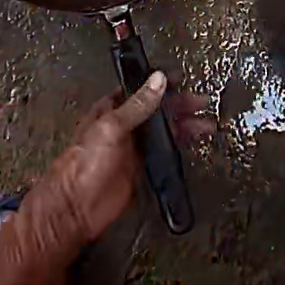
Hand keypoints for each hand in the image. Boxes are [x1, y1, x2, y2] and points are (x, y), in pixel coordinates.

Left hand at [24, 72, 215, 252]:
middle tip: (201, 104)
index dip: (160, 84)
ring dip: (184, 126)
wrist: (78, 205)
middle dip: (180, 105)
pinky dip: (179, 146)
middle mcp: (123, 126)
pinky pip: (163, 152)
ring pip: (163, 131)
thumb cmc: (84, 163)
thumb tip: (157, 80)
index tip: (180, 79)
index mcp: (112, 109)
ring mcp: (132, 147)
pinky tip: (191, 144)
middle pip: (156, 110)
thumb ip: (137, 104)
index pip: (140, 90)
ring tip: (205, 125)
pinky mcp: (140, 168)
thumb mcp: (112, 127)